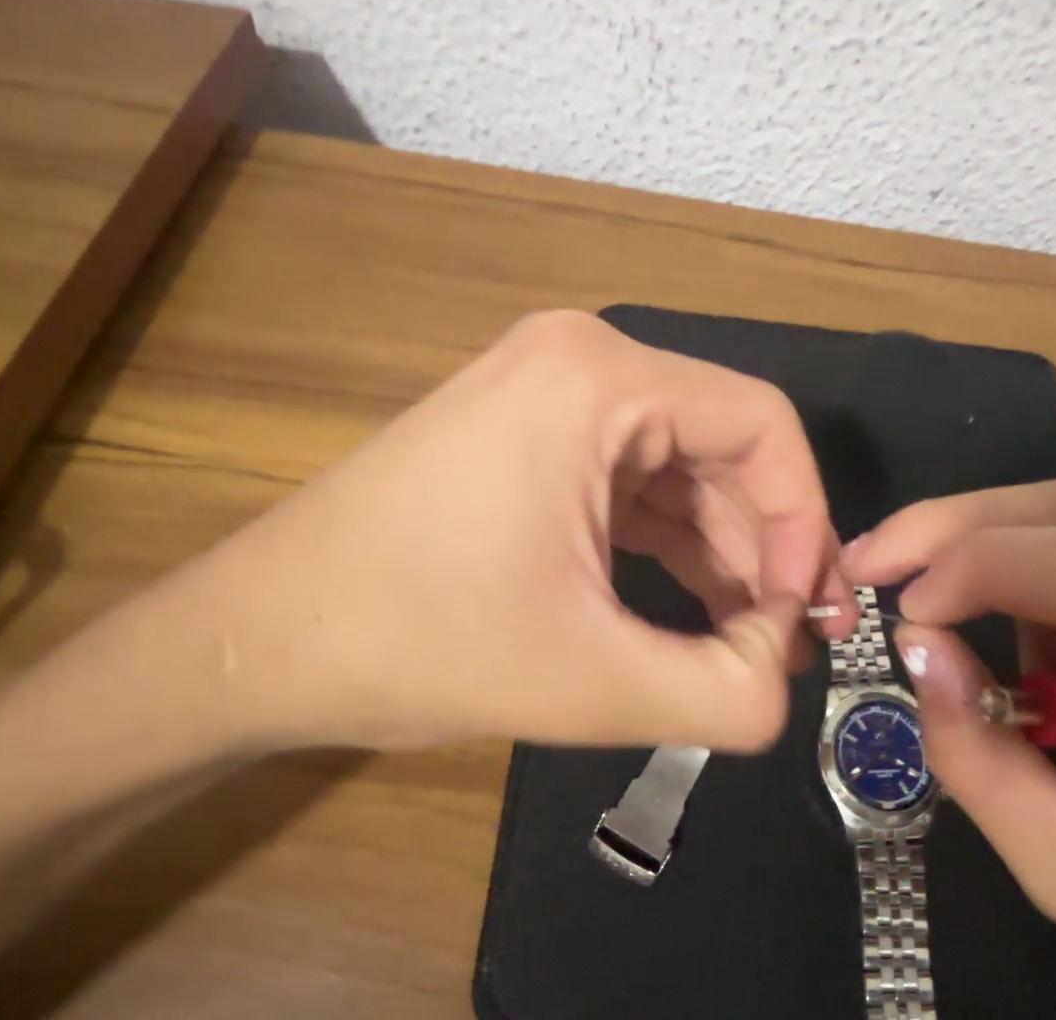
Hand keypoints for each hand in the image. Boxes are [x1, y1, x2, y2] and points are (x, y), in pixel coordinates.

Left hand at [194, 310, 853, 751]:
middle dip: (765, 546)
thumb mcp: (589, 681)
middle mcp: (580, 362)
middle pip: (723, 446)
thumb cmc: (413, 641)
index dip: (803, 520)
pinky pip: (633, 483)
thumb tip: (791, 678)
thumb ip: (727, 691)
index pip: (762, 425)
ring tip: (748, 642)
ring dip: (722, 554)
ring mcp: (548, 396)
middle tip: (788, 640)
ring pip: (680, 469)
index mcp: (598, 380)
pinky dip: (671, 546)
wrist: (252, 641)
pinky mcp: (529, 440)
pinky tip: (694, 612)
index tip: (803, 613)